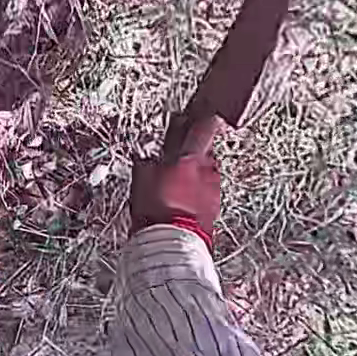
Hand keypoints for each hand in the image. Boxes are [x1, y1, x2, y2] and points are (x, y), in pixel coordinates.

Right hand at [128, 112, 222, 236]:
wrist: (173, 241)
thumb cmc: (155, 211)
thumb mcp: (140, 179)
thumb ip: (146, 162)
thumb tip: (145, 157)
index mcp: (188, 156)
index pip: (199, 125)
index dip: (193, 116)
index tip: (187, 114)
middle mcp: (206, 167)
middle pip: (204, 146)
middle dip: (190, 145)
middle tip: (176, 149)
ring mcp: (213, 185)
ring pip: (206, 167)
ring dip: (193, 167)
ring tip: (176, 178)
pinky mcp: (216, 202)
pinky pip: (207, 186)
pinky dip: (197, 186)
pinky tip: (183, 195)